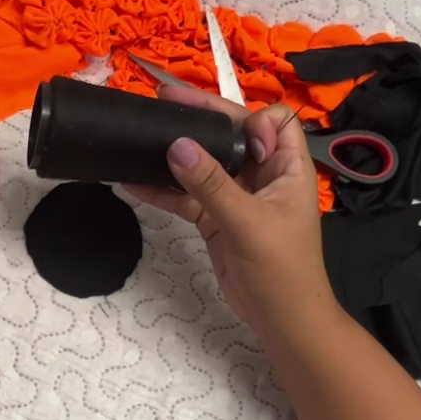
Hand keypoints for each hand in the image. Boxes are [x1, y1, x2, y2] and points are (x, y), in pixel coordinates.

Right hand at [123, 87, 334, 335]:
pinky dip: (163, 189)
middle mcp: (263, 175)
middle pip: (231, 136)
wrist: (281, 320)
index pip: (274, 121)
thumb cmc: (280, 269)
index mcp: (287, 167)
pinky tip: (133, 180)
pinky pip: (187, 195)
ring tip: (142, 133)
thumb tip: (175, 146)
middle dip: (200, 119)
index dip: (250, 120)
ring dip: (177, 153)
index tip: (224, 135)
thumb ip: (210, 184)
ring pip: (205, 164)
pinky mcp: (216, 218)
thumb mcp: (246, 223)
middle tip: (162, 99)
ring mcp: (237, 196)